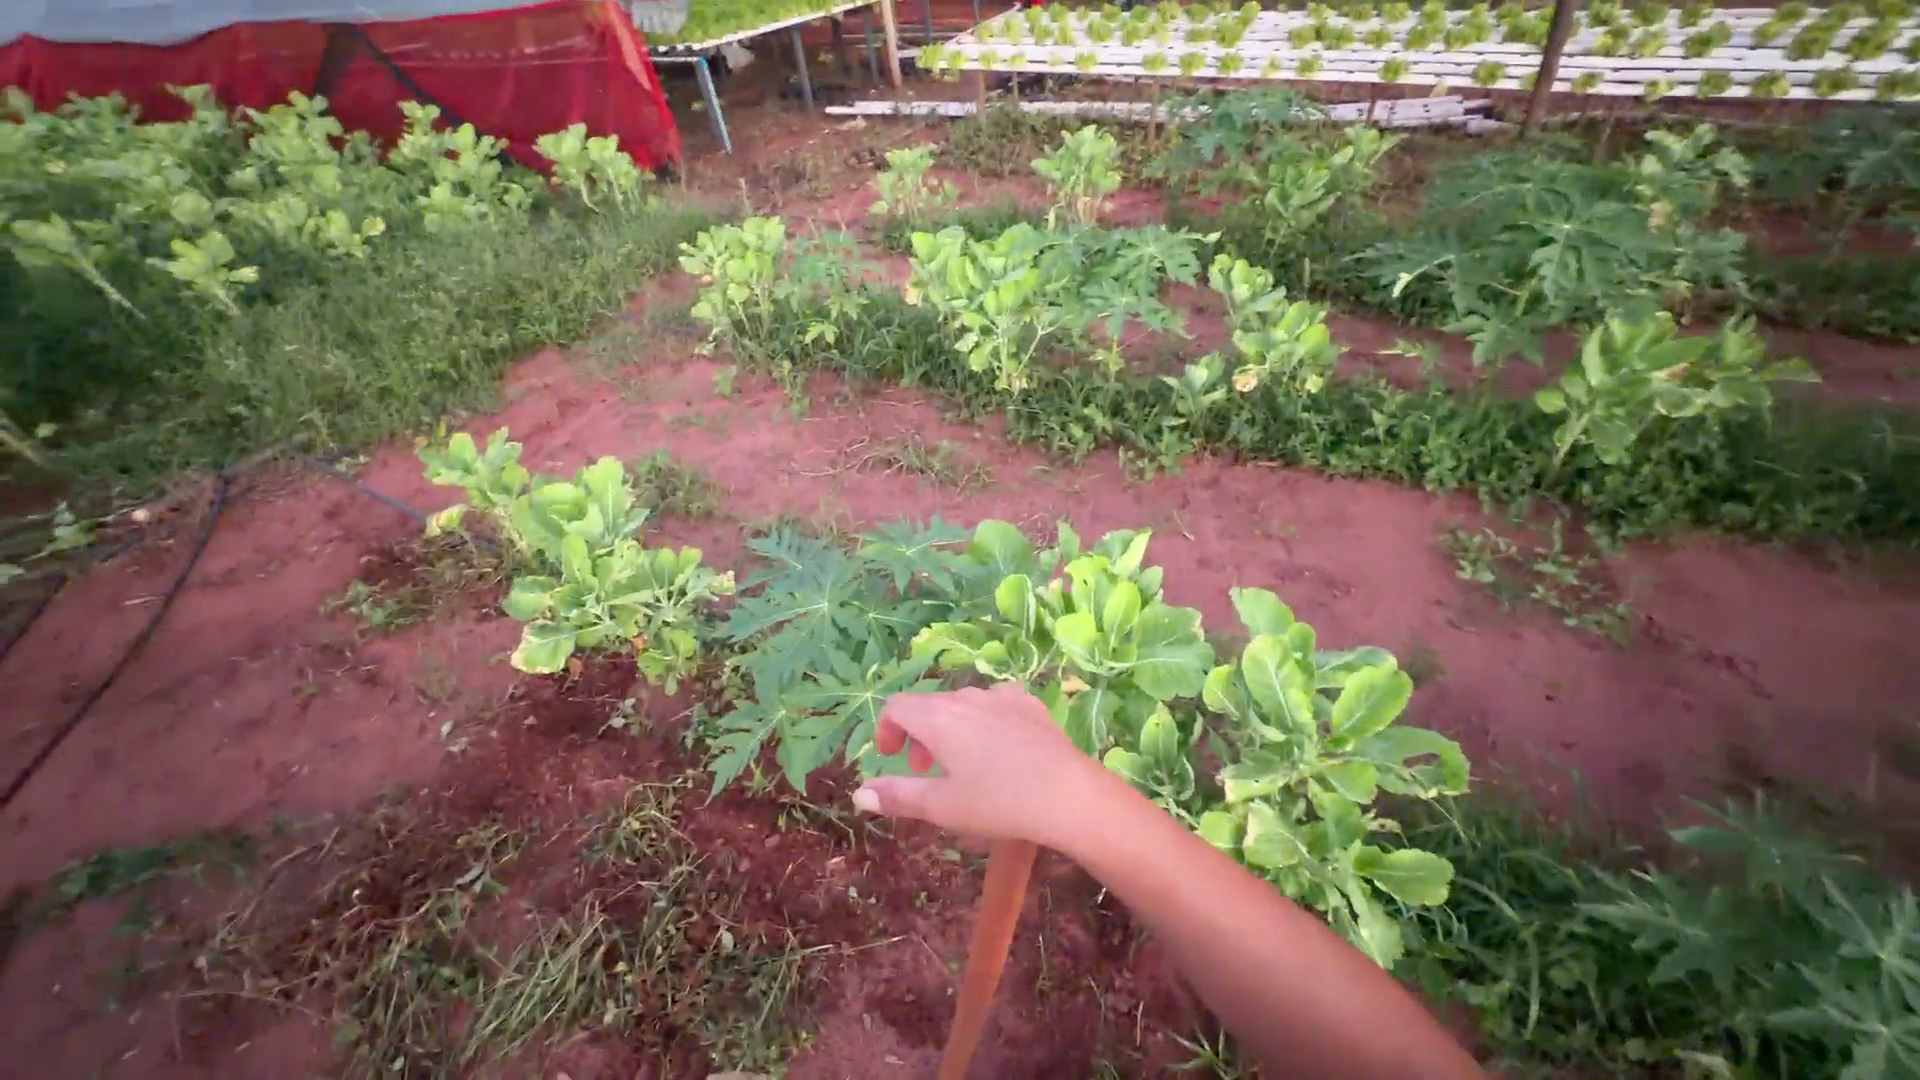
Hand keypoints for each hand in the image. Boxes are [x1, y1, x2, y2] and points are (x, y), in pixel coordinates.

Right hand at [851, 682, 1118, 849]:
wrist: (1068, 794)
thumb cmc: (997, 802)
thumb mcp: (942, 806)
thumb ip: (897, 796)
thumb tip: (859, 794)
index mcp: (938, 717)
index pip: (897, 706)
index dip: (887, 729)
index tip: (891, 757)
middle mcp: (967, 697)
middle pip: (930, 706)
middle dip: (919, 736)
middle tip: (925, 771)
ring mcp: (1001, 696)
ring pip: (963, 705)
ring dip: (951, 729)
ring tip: (962, 765)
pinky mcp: (1029, 704)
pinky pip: (995, 705)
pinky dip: (985, 723)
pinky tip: (1000, 751)